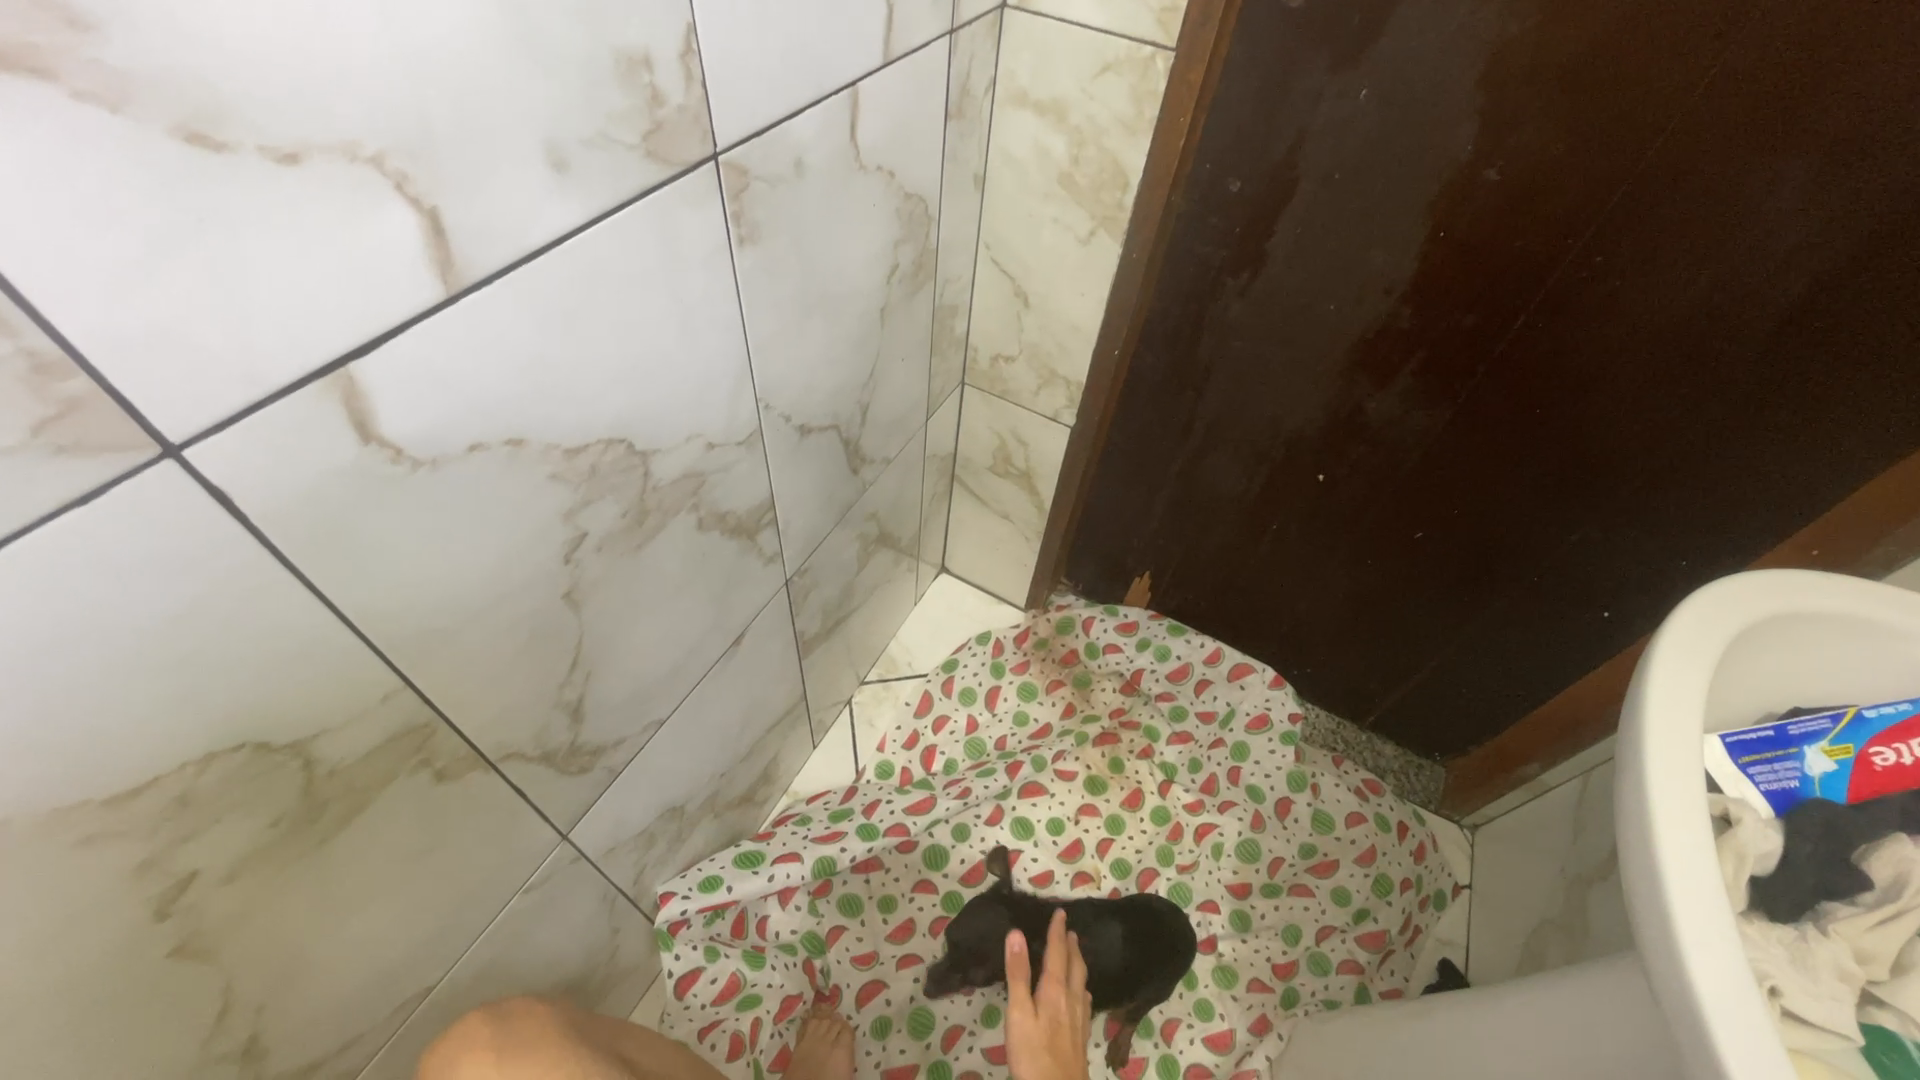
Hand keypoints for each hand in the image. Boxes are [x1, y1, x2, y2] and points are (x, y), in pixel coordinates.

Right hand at [1003, 910, 1092, 1079]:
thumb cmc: (1032, 1053)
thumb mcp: (1018, 1013)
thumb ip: (1017, 974)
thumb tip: (1016, 933)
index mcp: (1054, 990)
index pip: (1058, 953)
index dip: (1058, 932)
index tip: (1060, 912)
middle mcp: (1071, 1001)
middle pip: (1075, 966)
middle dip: (1072, 946)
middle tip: (1070, 930)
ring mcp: (1079, 1021)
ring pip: (1082, 984)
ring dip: (1079, 965)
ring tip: (1076, 956)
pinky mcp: (1081, 1039)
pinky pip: (1085, 1004)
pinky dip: (1082, 989)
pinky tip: (1082, 997)